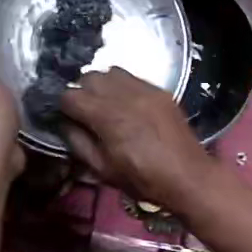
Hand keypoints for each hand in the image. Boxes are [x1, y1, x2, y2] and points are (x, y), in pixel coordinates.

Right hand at [60, 69, 214, 209]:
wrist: (188, 176)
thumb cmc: (142, 179)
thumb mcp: (102, 169)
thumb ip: (78, 142)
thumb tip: (64, 123)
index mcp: (107, 117)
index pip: (70, 96)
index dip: (64, 107)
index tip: (67, 117)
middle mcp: (124, 95)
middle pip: (89, 77)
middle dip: (81, 92)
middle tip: (85, 111)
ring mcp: (144, 89)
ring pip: (110, 72)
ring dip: (102, 85)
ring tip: (105, 103)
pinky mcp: (159, 90)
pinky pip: (132, 77)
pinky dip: (122, 86)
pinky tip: (126, 103)